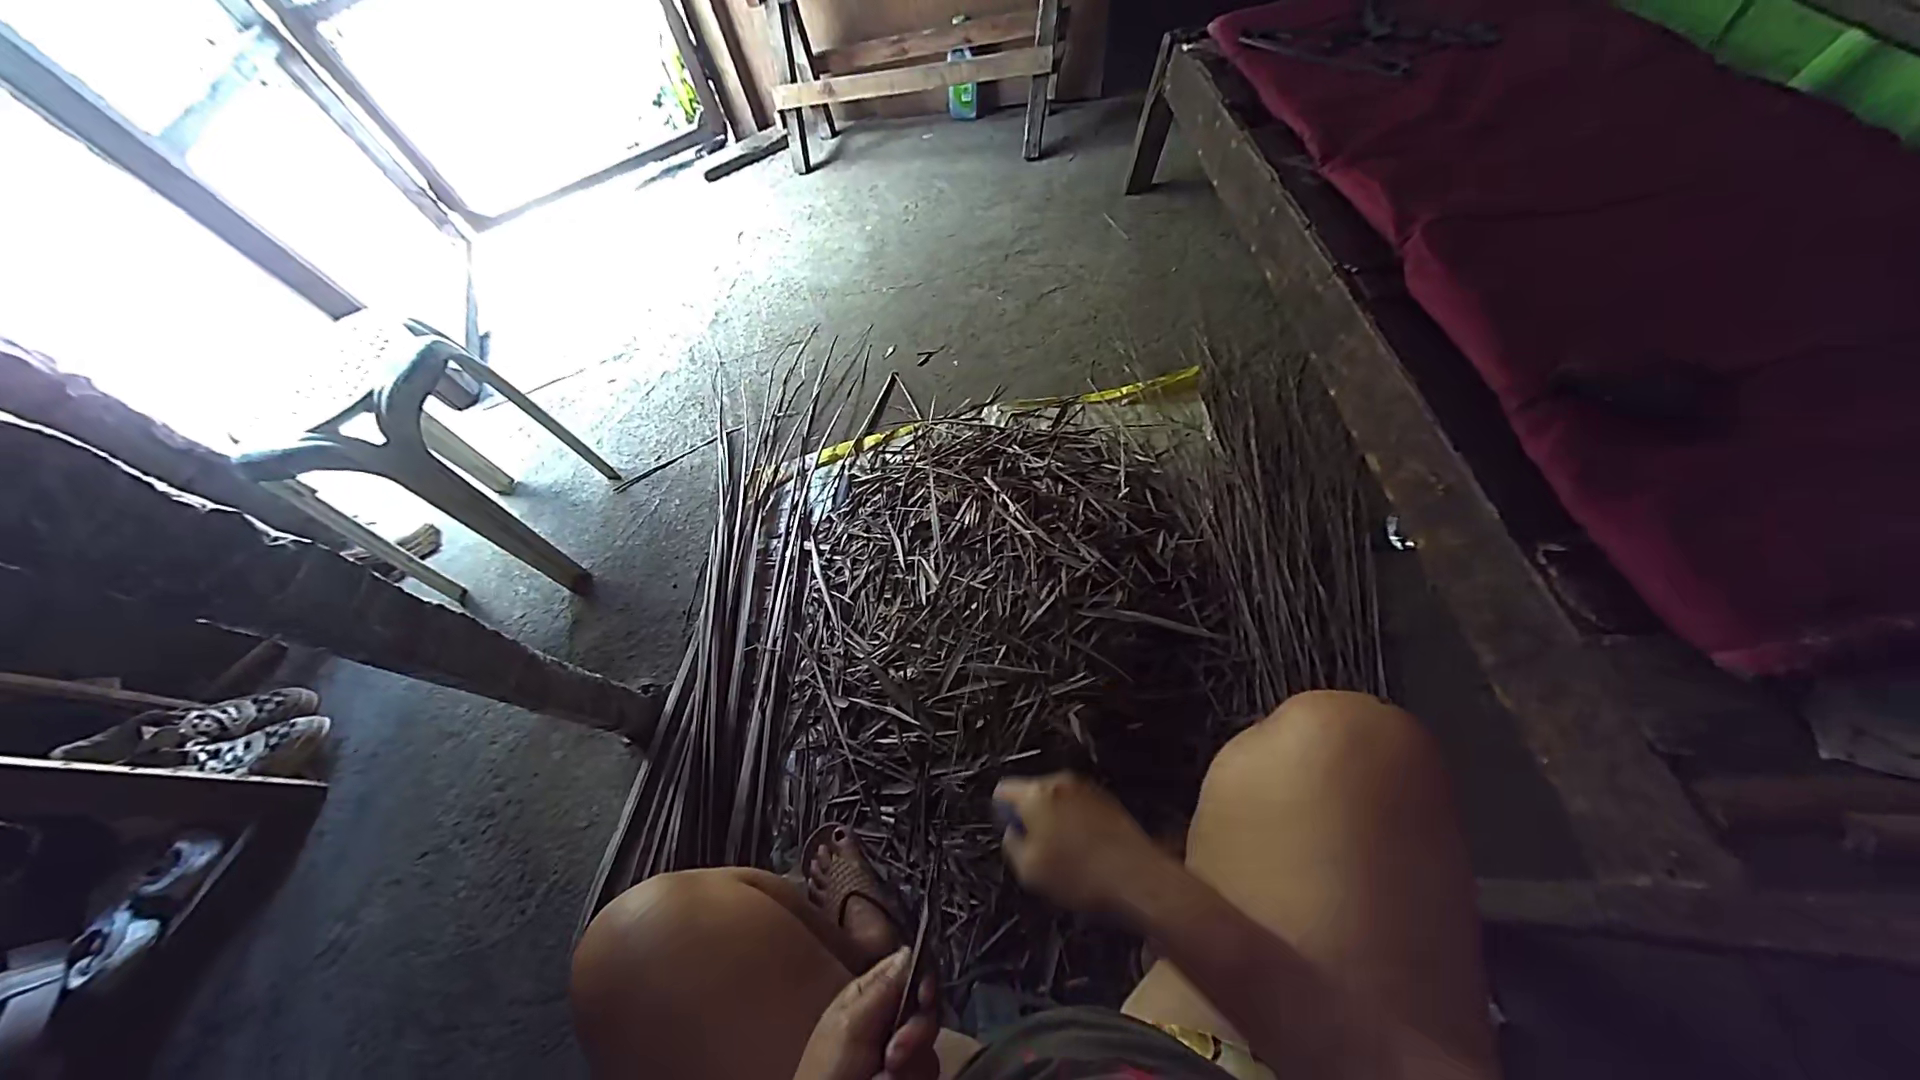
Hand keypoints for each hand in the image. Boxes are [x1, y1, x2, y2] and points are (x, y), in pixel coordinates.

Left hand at [793, 948, 940, 1079]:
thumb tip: (909, 950)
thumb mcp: (851, 1026)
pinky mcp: (908, 1074)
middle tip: (893, 1055)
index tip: (925, 995)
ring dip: (911, 1064)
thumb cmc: (829, 1072)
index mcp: (870, 992)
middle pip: (927, 1005)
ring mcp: (900, 1047)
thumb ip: (883, 989)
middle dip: (916, 1031)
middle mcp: (889, 1015)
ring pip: (930, 1041)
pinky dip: (912, 1078)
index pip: (908, 967)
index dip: (924, 976)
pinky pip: (928, 1068)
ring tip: (883, 1078)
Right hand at [993, 772, 1170, 914]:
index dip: (1002, 814)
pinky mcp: (1108, 799)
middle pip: (1032, 792)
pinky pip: (1080, 806)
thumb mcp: (1029, 871)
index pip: (1002, 791)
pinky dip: (1078, 822)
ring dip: (1056, 819)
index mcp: (1036, 794)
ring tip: (1069, 854)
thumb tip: (1014, 833)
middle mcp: (1060, 781)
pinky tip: (1088, 850)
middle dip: (1032, 816)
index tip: (1015, 835)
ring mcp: (1087, 788)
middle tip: (1041, 851)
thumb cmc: (1079, 876)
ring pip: (1057, 800)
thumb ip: (1011, 845)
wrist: (1138, 878)